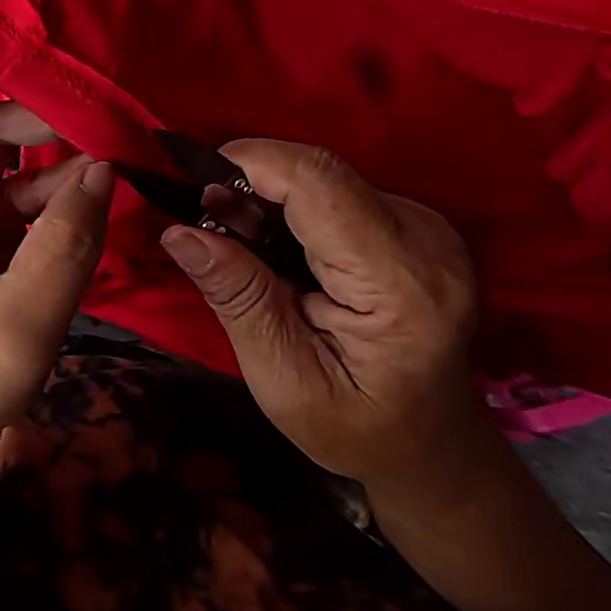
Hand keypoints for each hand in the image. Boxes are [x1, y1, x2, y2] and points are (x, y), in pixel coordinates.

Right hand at [159, 140, 491, 488]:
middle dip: (250, 184)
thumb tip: (179, 232)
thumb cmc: (358, 429)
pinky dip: (291, 206)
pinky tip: (281, 250)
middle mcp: (425, 239)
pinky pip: (335, 188)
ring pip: (322, 174)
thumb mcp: (283, 379)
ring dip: (268, 197)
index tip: (196, 191)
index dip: (250, 164)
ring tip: (245, 250)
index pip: (319, 180)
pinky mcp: (414, 222)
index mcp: (399, 283)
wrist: (431, 446)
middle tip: (212, 231)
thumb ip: (237, 298)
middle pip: (317, 171)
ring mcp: (426, 226)